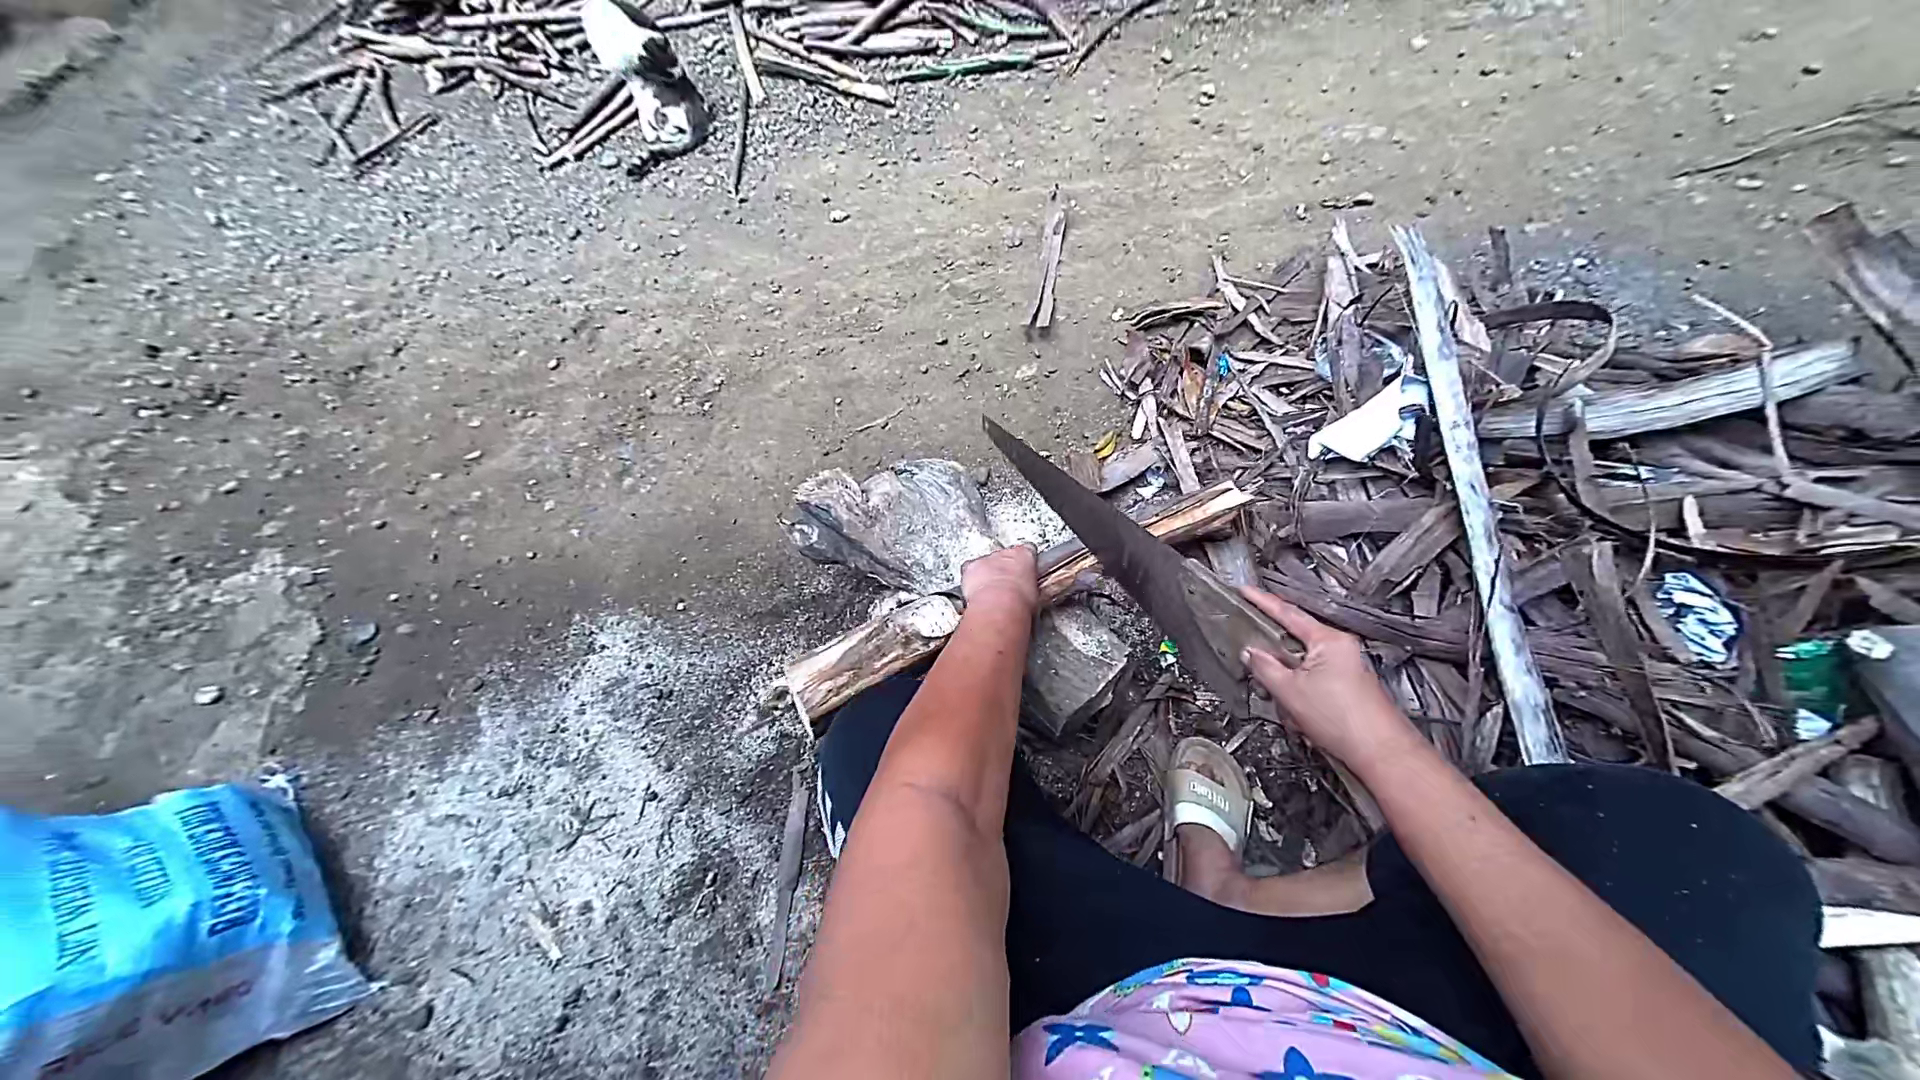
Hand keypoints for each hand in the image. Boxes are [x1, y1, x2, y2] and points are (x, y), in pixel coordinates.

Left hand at [960, 545, 1038, 616]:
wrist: (998, 606)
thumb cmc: (1019, 601)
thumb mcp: (1035, 594)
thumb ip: (1031, 586)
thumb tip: (1031, 593)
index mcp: (1025, 555)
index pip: (1027, 551)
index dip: (1024, 564)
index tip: (1023, 573)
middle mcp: (1005, 553)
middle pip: (1004, 556)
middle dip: (1004, 569)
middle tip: (1006, 586)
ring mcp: (986, 559)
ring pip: (985, 563)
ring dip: (987, 574)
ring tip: (990, 592)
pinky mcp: (970, 567)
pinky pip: (969, 569)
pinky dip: (971, 578)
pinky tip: (975, 592)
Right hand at [1237, 587, 1422, 772]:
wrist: (1381, 754)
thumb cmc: (1346, 721)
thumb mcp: (1289, 690)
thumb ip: (1264, 666)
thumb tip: (1250, 653)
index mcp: (1330, 640)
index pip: (1288, 613)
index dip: (1262, 602)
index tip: (1246, 591)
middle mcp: (1340, 649)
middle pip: (1291, 642)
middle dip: (1272, 659)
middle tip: (1252, 662)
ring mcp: (1344, 667)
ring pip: (1299, 666)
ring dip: (1286, 684)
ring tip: (1285, 704)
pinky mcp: (1345, 686)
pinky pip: (1311, 681)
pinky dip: (1298, 695)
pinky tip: (1298, 715)